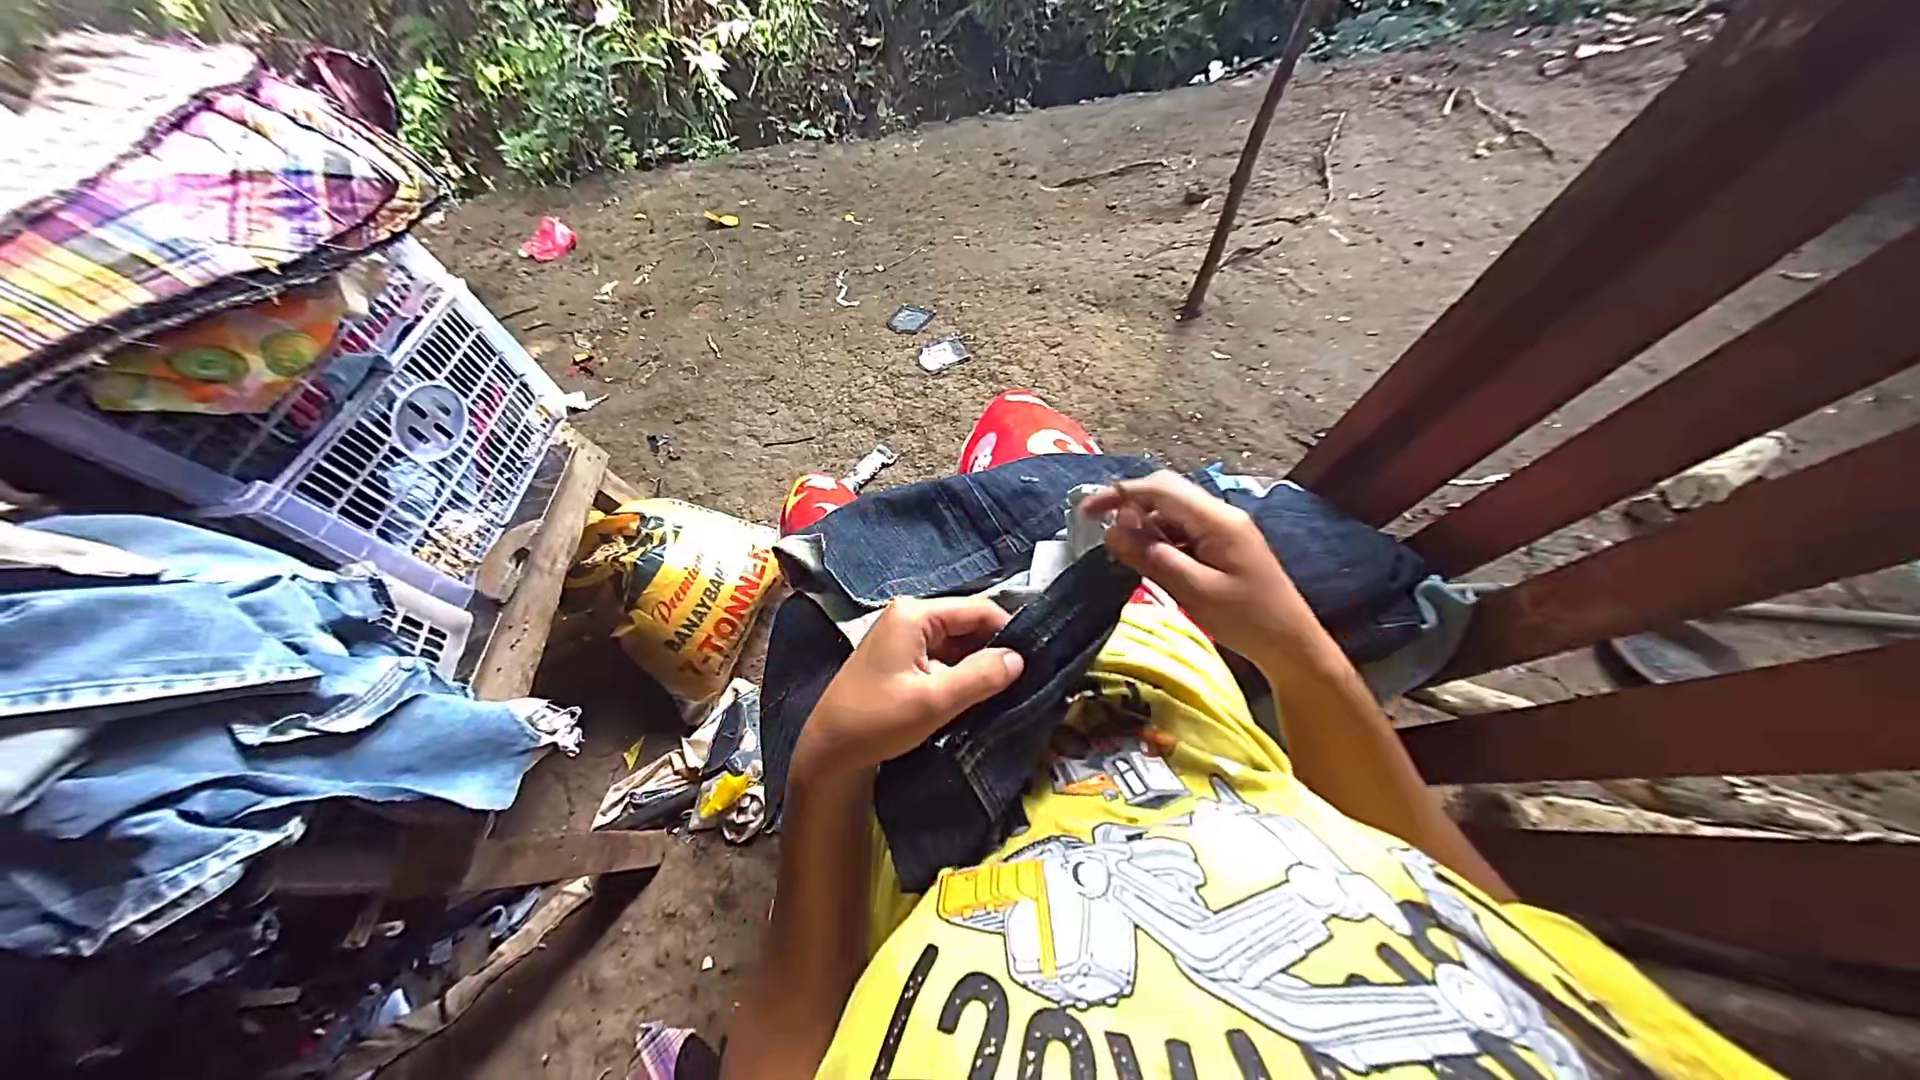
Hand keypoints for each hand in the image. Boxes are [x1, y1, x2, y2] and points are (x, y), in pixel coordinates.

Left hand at [794, 596, 1025, 781]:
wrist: (829, 751)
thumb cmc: (877, 721)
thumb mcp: (934, 701)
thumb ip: (980, 677)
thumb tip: (1019, 658)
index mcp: (915, 614)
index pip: (977, 609)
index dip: (1008, 631)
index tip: (1035, 659)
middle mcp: (910, 616)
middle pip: (967, 624)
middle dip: (994, 649)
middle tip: (1024, 678)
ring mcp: (904, 637)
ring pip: (957, 643)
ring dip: (979, 664)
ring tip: (1006, 688)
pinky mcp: (902, 658)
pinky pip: (943, 657)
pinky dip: (961, 673)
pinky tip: (978, 694)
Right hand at [1079, 471, 1331, 672]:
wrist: (1291, 644)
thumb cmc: (1246, 619)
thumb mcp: (1194, 590)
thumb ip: (1151, 558)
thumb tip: (1111, 533)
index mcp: (1217, 520)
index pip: (1160, 489)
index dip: (1119, 494)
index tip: (1086, 511)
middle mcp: (1219, 515)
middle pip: (1165, 494)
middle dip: (1129, 507)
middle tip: (1103, 534)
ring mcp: (1221, 529)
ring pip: (1171, 513)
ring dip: (1143, 526)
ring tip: (1123, 553)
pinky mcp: (1220, 545)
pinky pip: (1181, 531)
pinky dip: (1158, 540)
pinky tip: (1147, 560)